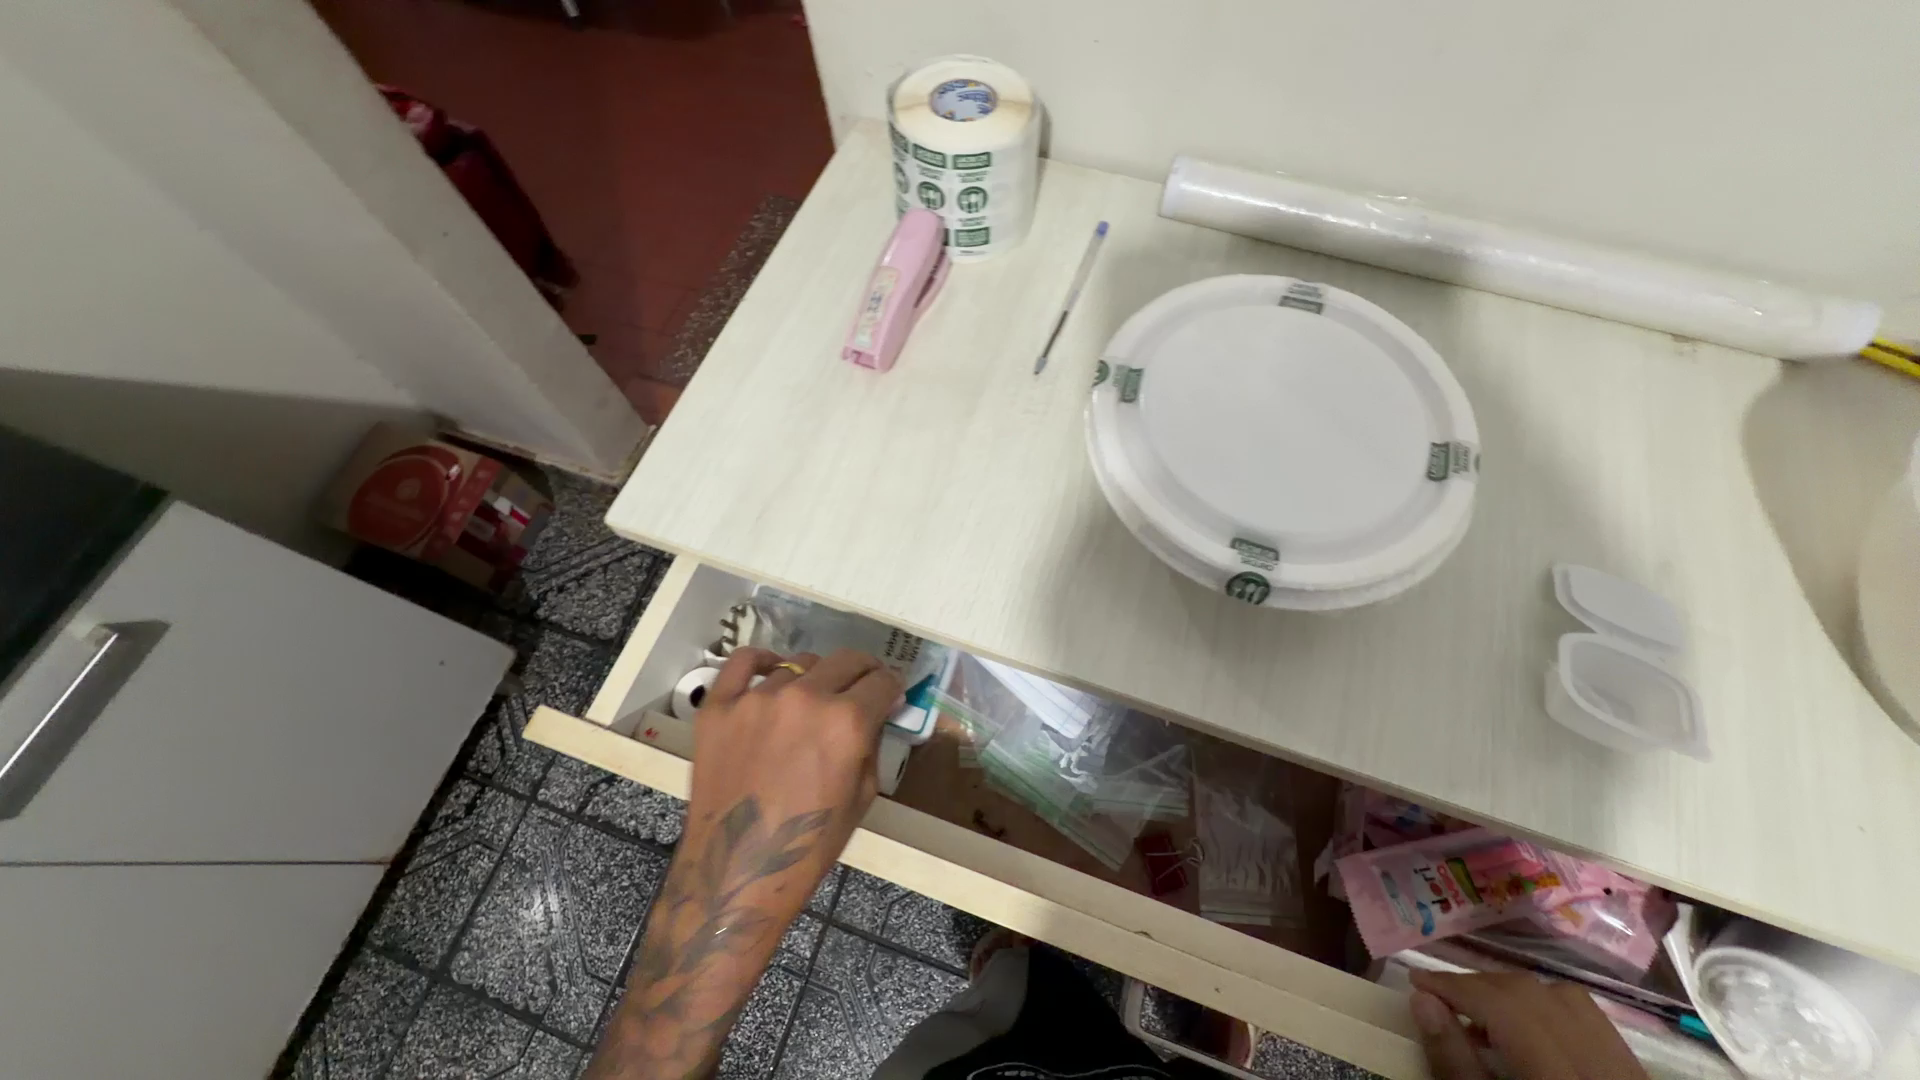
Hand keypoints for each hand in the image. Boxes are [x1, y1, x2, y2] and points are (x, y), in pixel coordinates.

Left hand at [588, 648, 900, 1079]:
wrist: (737, 869)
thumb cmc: (810, 841)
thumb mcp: (863, 794)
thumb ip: (872, 742)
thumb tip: (876, 711)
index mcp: (847, 721)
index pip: (883, 681)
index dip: (893, 688)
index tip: (891, 695)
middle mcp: (805, 697)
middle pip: (847, 660)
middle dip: (864, 673)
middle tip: (862, 689)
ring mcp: (757, 698)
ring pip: (800, 663)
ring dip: (816, 677)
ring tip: (813, 699)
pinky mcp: (719, 706)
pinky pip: (742, 663)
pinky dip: (761, 661)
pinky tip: (771, 671)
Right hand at [1409, 971, 1649, 1079]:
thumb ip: (1454, 1063)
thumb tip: (1423, 1000)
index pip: (1505, 1009)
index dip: (1456, 987)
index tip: (1417, 984)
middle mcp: (1604, 1072)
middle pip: (1534, 996)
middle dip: (1480, 987)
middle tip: (1440, 999)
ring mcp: (1631, 1075)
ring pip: (1567, 1000)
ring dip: (1514, 994)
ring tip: (1481, 1015)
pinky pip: (1593, 1023)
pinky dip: (1550, 1012)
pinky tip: (1525, 1034)